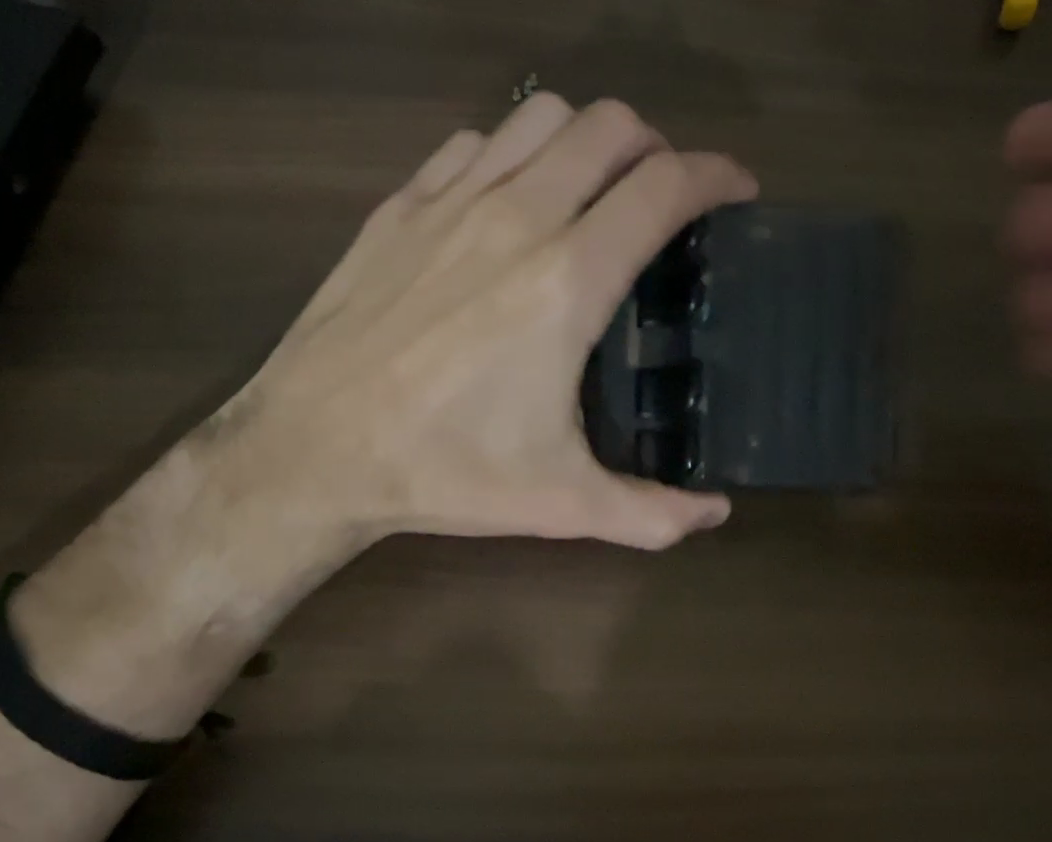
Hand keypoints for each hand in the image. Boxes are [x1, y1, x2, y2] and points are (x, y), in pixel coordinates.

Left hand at [201, 93, 754, 550]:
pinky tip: (508, 200)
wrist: (314, 450)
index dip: (716, 176)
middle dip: (657, 145)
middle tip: (664, 195)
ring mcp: (449, 204)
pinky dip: (509, 153)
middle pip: (609, 127)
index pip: (664, 188)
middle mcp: (515, 219)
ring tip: (593, 186)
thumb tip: (715, 514)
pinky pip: (471, 144)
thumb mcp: (559, 503)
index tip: (737, 191)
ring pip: (540, 118)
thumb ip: (649, 512)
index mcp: (566, 282)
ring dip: (584, 139)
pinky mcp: (398, 209)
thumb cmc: (443, 473)